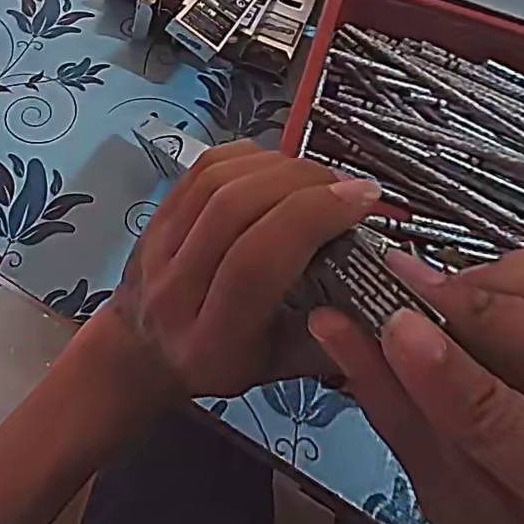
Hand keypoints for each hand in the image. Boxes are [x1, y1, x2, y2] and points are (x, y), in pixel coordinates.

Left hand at [80, 142, 382, 406]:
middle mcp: (175, 285)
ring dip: (275, 165)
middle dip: (300, 183)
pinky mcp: (156, 213)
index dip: (311, 218)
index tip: (361, 199)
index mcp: (212, 337)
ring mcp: (158, 243)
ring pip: (216, 181)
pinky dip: (246, 156)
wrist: (143, 346)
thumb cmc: (217, 361)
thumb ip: (327, 337)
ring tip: (314, 174)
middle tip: (343, 184)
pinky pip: (201, 168)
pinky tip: (275, 164)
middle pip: (234, 209)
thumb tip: (380, 284)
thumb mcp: (277, 368)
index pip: (255, 262)